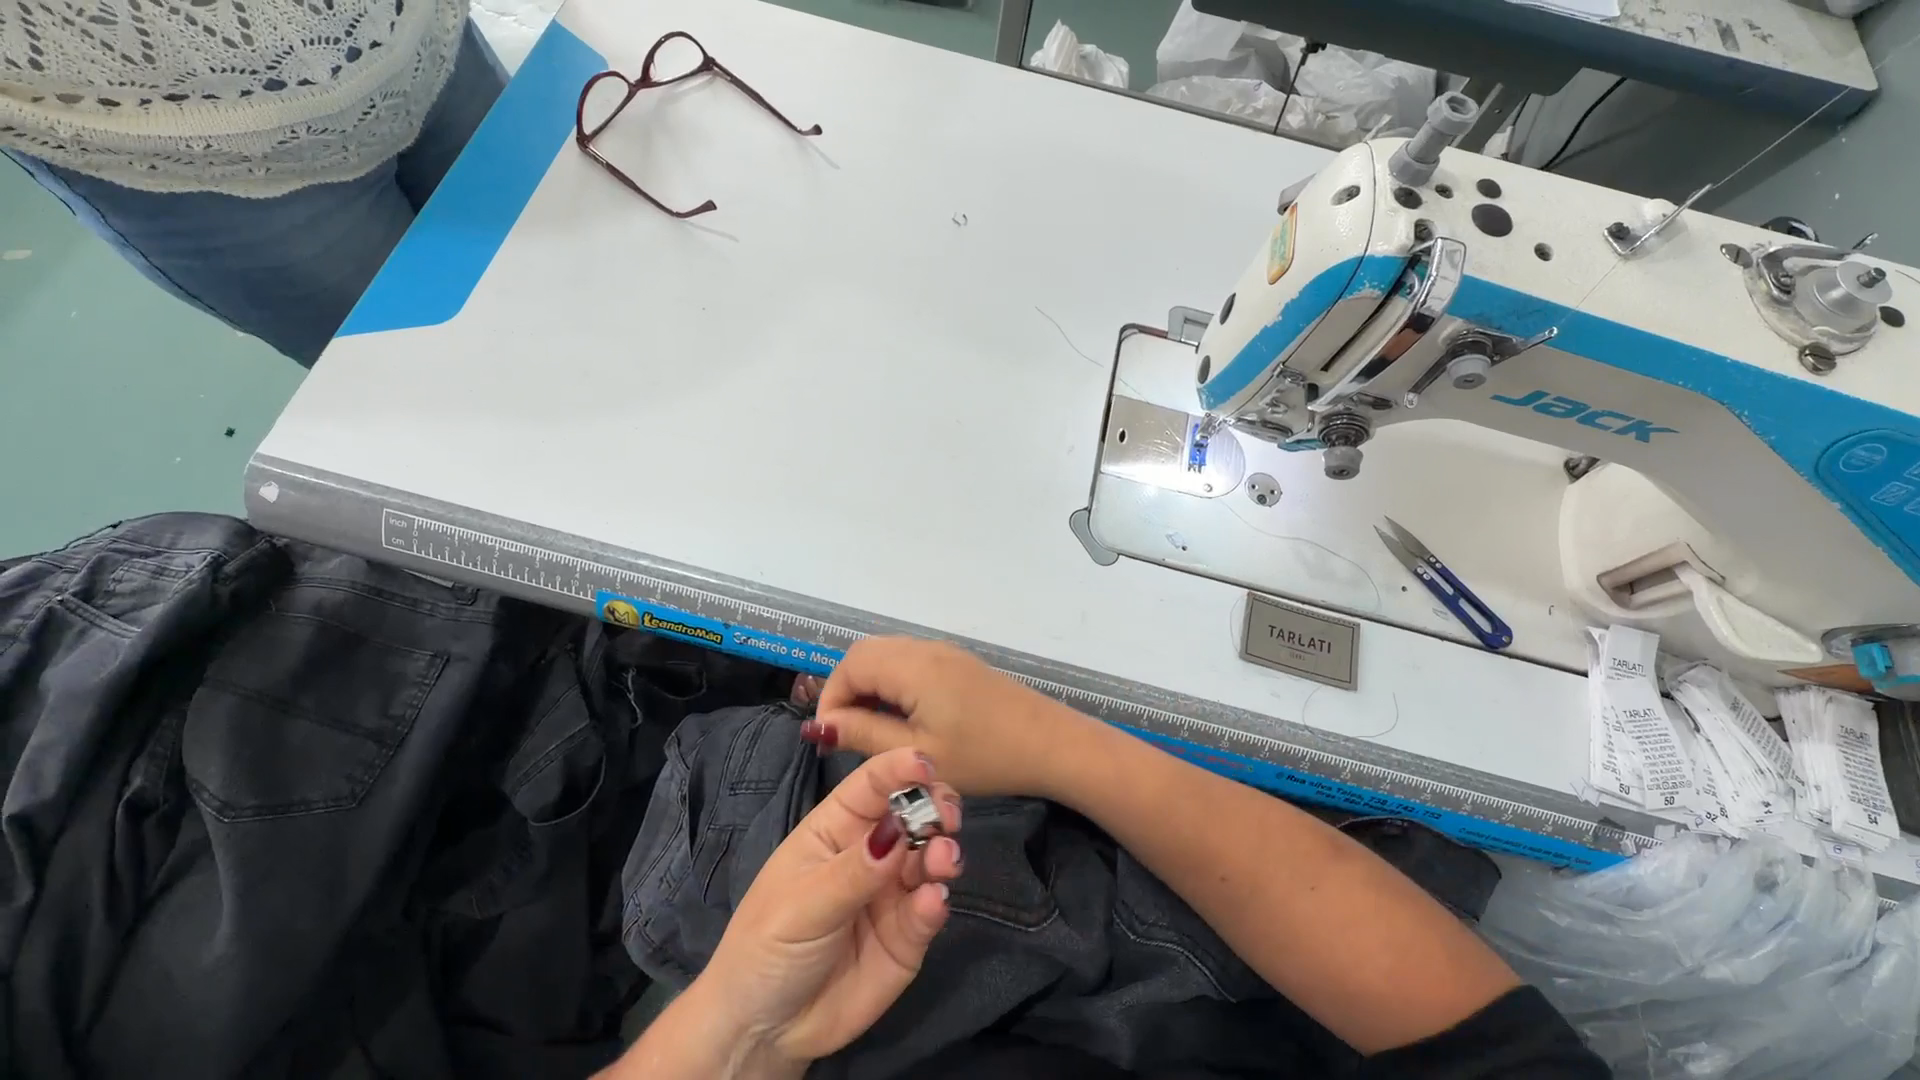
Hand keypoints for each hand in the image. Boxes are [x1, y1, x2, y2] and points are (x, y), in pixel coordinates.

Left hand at [683, 747, 964, 1074]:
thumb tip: (898, 830)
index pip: (872, 786)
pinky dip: (937, 901)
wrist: (766, 1030)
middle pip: (913, 814)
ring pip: (930, 858)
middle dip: (935, 806)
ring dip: (943, 852)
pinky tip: (932, 902)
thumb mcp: (802, 905)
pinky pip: (930, 909)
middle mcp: (872, 852)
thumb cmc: (767, 947)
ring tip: (944, 859)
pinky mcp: (909, 935)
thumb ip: (853, 871)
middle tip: (948, 817)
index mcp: (836, 828)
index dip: (899, 768)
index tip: (925, 764)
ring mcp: (893, 892)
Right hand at [811, 637, 1094, 797]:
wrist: (1051, 745)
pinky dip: (892, 684)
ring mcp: (945, 653)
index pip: (850, 665)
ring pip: (888, 656)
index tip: (828, 738)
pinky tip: (901, 719)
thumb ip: (864, 735)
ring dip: (869, 687)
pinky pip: (910, 663)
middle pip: (866, 654)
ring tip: (868, 730)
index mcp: (912, 666)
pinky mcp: (959, 664)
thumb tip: (821, 726)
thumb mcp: (917, 754)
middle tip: (844, 733)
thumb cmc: (985, 756)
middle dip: (846, 689)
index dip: (830, 697)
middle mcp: (926, 649)